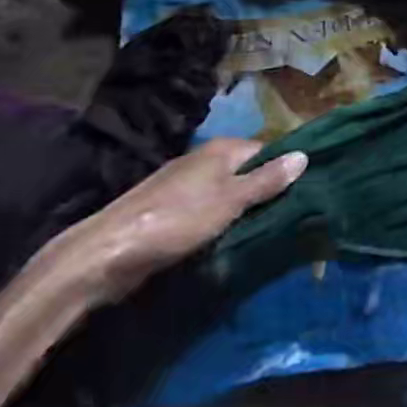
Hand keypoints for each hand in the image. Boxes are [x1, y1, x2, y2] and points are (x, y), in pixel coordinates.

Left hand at [34, 138, 306, 303]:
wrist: (101, 256)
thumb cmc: (175, 221)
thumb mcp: (230, 201)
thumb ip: (268, 179)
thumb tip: (305, 155)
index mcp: (222, 149)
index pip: (269, 151)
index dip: (285, 169)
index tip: (301, 192)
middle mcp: (203, 159)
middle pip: (247, 171)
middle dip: (264, 191)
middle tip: (285, 214)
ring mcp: (182, 185)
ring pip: (227, 191)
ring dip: (241, 208)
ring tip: (261, 228)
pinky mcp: (166, 210)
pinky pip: (206, 208)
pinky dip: (218, 220)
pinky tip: (226, 237)